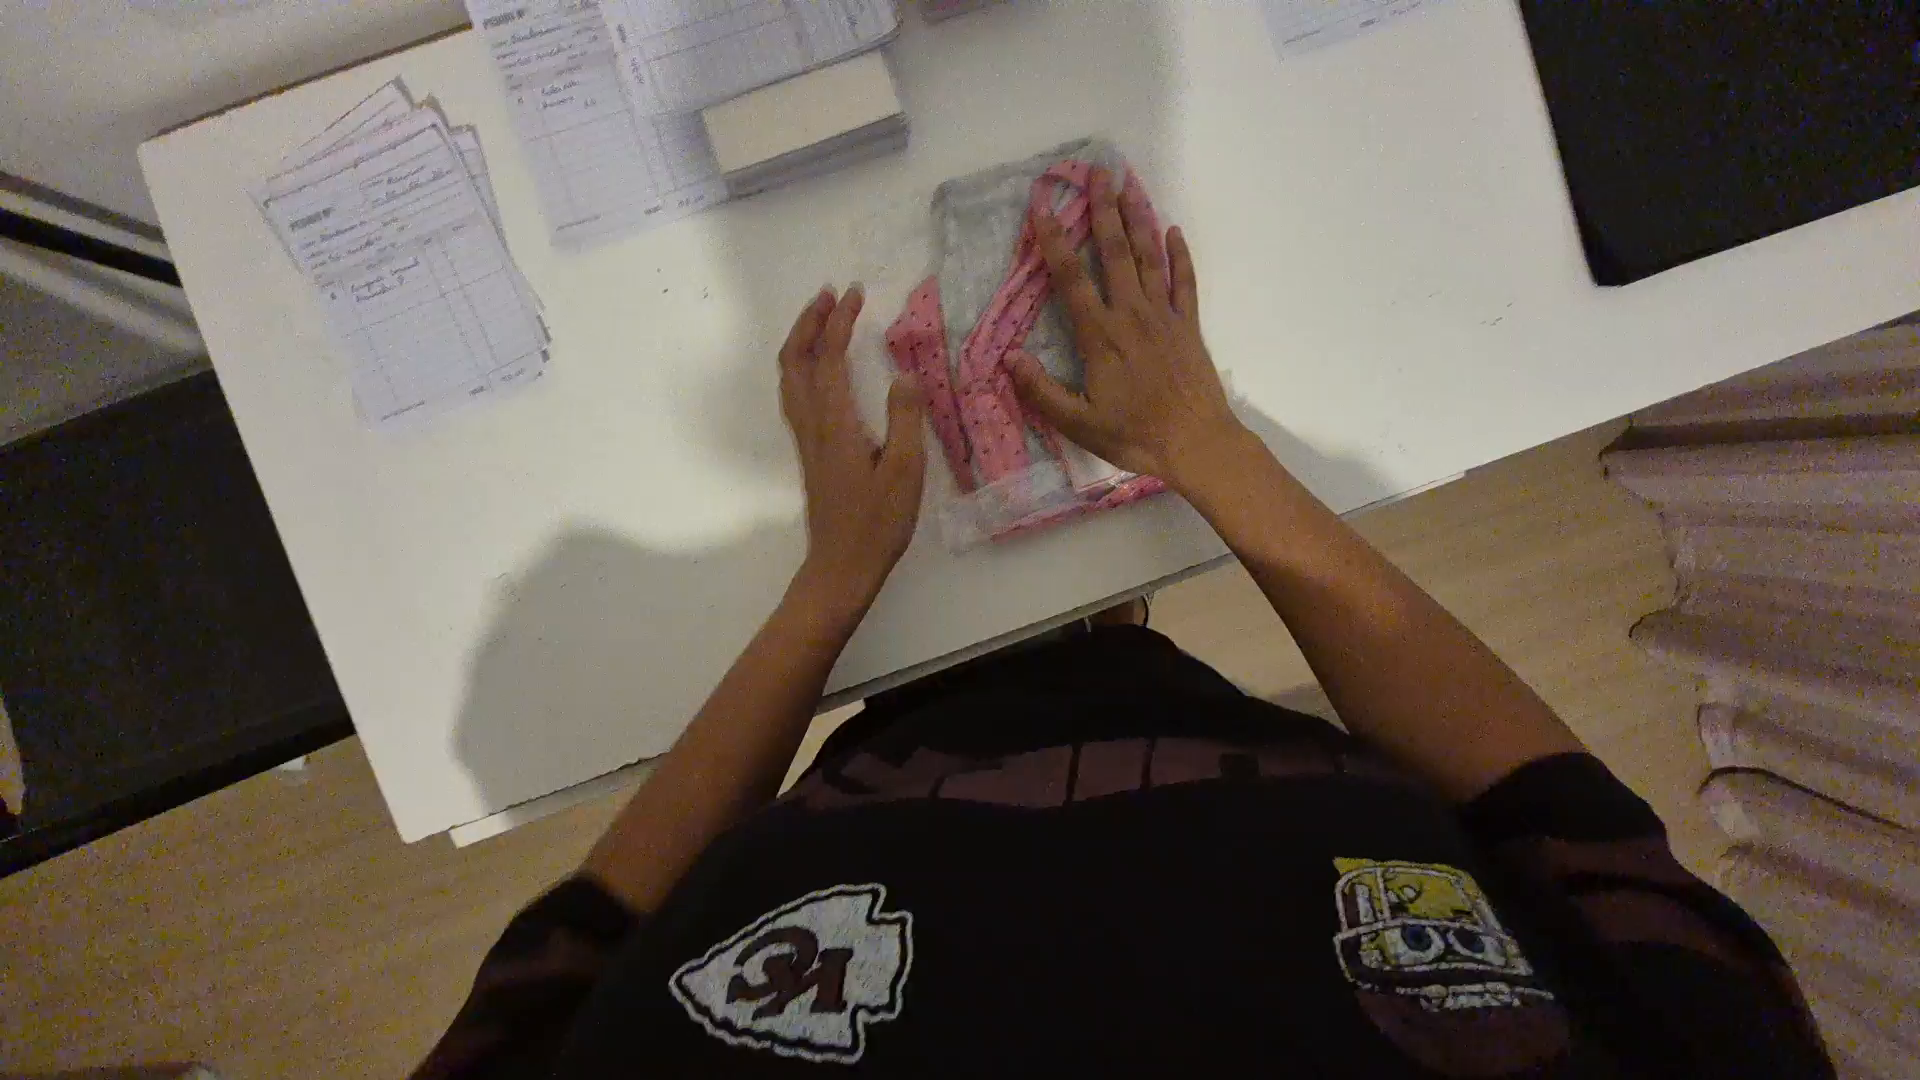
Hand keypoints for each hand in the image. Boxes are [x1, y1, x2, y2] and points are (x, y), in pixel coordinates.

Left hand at [779, 285, 926, 599]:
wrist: (841, 566)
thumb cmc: (877, 523)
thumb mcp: (905, 472)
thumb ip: (906, 420)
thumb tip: (905, 376)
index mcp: (836, 423)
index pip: (830, 358)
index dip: (840, 322)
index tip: (855, 293)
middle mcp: (812, 425)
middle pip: (795, 360)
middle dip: (809, 322)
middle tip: (830, 295)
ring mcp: (807, 440)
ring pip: (790, 378)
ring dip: (802, 342)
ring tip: (822, 321)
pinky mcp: (810, 453)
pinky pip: (796, 395)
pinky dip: (804, 367)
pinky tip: (821, 371)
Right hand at [1008, 169, 1253, 495]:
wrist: (1196, 444)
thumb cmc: (1133, 435)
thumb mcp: (1078, 423)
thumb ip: (1041, 391)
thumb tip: (1009, 358)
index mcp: (1101, 336)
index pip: (1072, 279)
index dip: (1054, 241)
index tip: (1043, 207)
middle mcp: (1132, 315)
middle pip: (1115, 252)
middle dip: (1103, 210)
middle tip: (1097, 172)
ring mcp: (1165, 317)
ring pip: (1150, 257)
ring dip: (1138, 219)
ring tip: (1129, 184)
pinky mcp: (1189, 326)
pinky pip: (1185, 281)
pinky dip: (1180, 254)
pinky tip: (1173, 230)